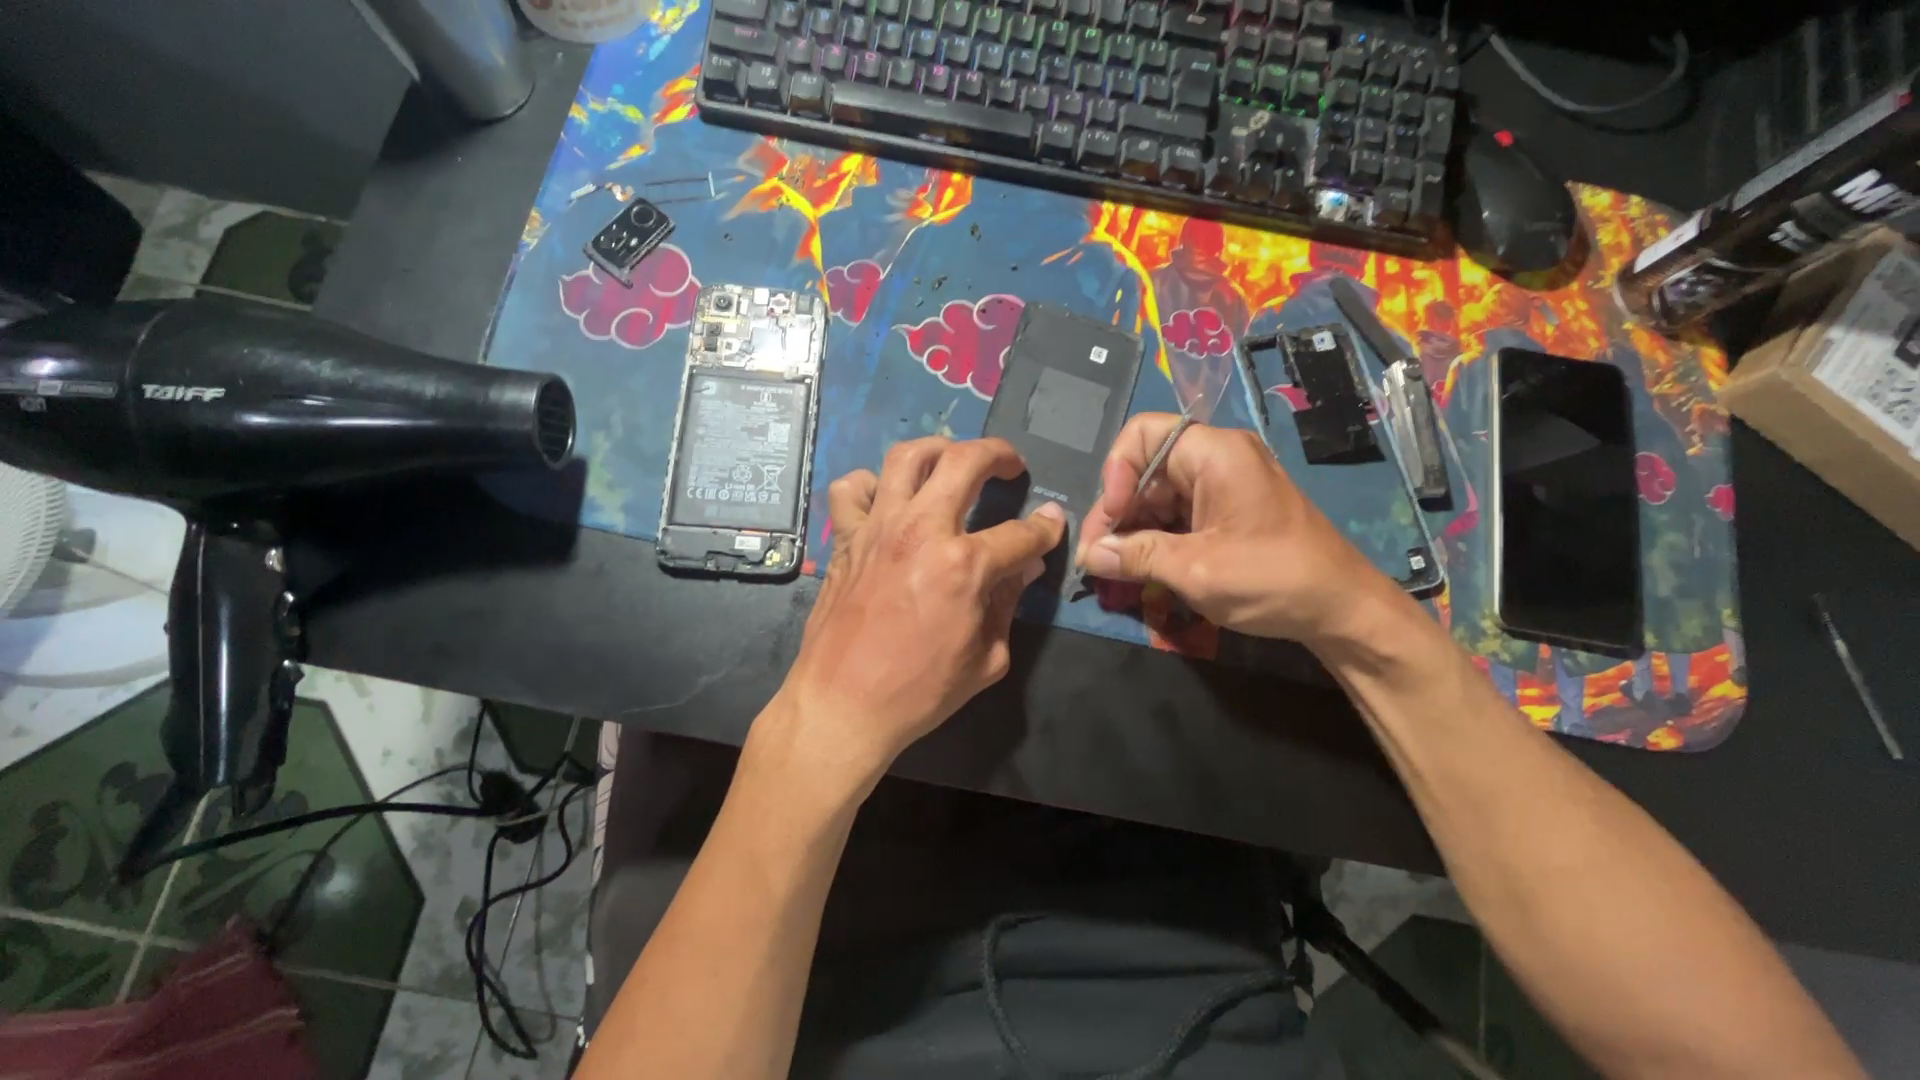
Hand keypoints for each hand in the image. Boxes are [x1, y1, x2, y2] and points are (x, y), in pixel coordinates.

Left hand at [766, 437, 1065, 786]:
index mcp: (964, 565)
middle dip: (998, 454)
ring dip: (939, 450)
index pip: (1020, 533)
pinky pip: (852, 489)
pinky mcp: (846, 538)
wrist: (843, 705)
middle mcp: (921, 530)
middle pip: (966, 462)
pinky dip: (871, 483)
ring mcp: (878, 528)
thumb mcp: (986, 659)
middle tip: (1010, 464)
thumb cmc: (920, 692)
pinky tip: (887, 497)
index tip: (1052, 523)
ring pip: (907, 457)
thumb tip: (1023, 565)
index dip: (1045, 528)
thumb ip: (1007, 603)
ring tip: (953, 462)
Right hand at [1074, 414, 1395, 645]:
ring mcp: (1224, 487)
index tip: (1112, 522)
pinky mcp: (1227, 514)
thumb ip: (1137, 556)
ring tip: (1113, 570)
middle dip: (1117, 512)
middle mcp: (1217, 459)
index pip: (1141, 435)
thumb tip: (1089, 554)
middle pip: (1145, 468)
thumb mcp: (1196, 570)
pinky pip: (1178, 515)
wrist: (1342, 610)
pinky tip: (1140, 570)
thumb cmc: (1273, 580)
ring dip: (1133, 531)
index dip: (1115, 474)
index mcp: (1214, 453)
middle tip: (1096, 559)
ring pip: (1158, 495)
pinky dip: (1156, 539)